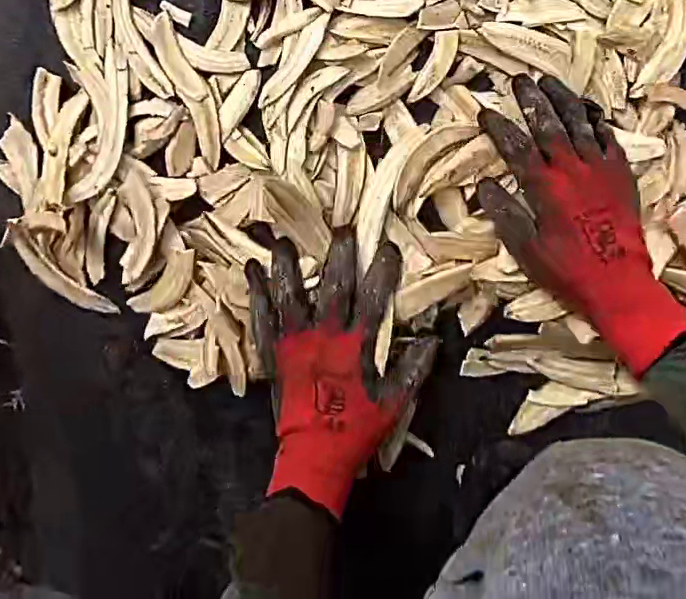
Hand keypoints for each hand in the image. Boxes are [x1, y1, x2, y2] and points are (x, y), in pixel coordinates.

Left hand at [245, 231, 435, 517]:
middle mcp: (325, 334)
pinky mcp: (273, 350)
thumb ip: (413, 369)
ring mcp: (295, 340)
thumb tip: (433, 338)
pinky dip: (256, 292)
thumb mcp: (394, 405)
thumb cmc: (355, 429)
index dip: (382, 270)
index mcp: (356, 344)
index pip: (373, 297)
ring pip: (290, 293)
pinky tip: (252, 270)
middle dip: (339, 255)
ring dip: (288, 265)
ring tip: (284, 240)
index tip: (388, 247)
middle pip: (333, 285)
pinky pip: (262, 315)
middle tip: (341, 228)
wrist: (313, 455)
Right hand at [477, 73, 685, 377]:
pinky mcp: (622, 177)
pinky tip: (589, 111)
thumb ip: (504, 213)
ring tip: (549, 82)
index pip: (515, 146)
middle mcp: (572, 170)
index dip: (498, 127)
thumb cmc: (568, 270)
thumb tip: (484, 183)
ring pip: (579, 124)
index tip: (485, 113)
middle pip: (548, 125)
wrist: (623, 287)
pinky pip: (610, 140)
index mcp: (545, 187)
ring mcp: (601, 170)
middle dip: (531, 100)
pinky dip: (597, 122)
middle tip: (519, 80)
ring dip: (563, 101)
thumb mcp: (525, 249)